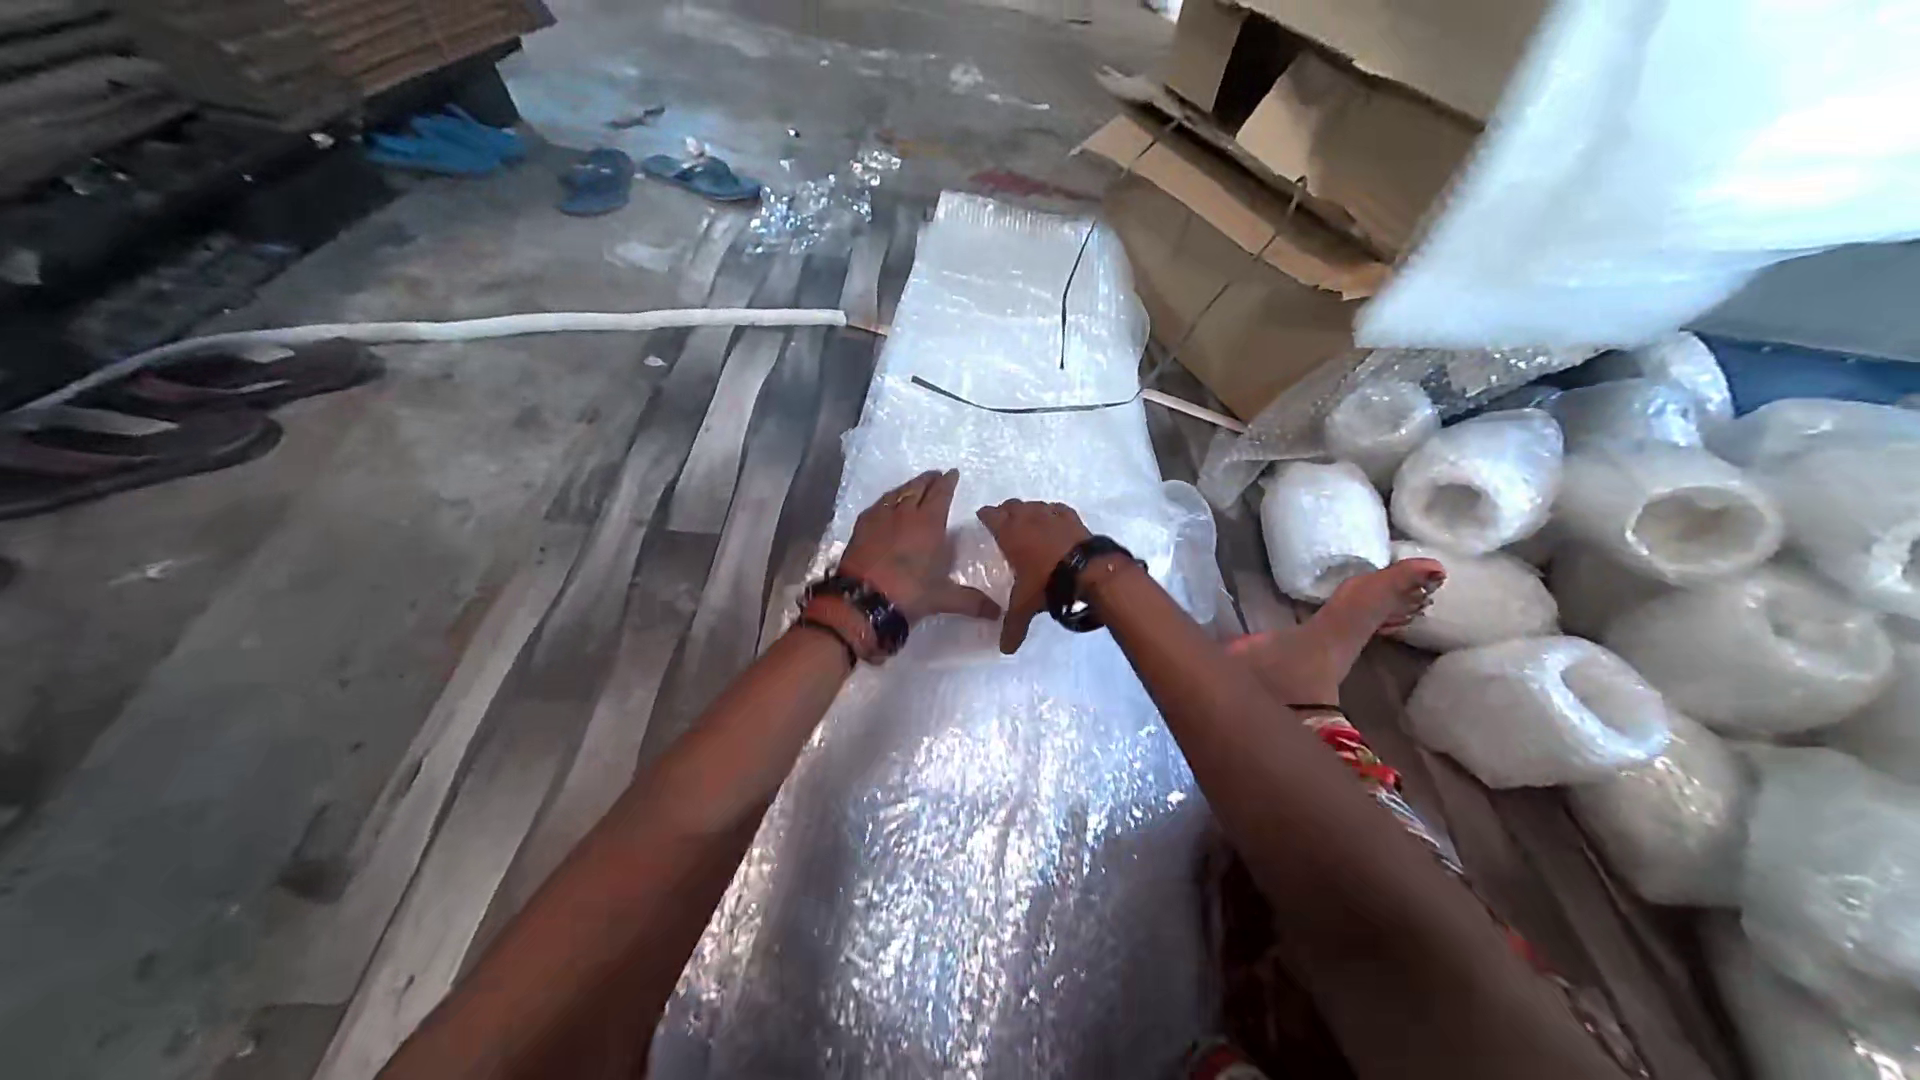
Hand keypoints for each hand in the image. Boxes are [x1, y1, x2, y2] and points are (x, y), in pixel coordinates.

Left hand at [837, 469, 1000, 624]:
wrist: (863, 600)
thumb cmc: (909, 594)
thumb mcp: (944, 598)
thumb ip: (971, 601)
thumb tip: (997, 612)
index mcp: (930, 524)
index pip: (941, 494)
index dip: (948, 482)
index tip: (953, 474)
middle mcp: (906, 514)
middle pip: (919, 488)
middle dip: (929, 480)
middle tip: (936, 475)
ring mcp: (881, 517)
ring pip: (898, 493)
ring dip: (909, 486)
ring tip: (914, 485)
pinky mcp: (862, 526)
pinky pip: (878, 504)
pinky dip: (888, 499)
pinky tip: (887, 503)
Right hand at [974, 499, 1093, 654]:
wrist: (1088, 571)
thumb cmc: (1047, 582)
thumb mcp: (1025, 605)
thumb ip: (1013, 625)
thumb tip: (1005, 649)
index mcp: (1009, 533)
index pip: (990, 515)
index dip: (985, 515)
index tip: (983, 518)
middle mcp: (1028, 518)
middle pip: (1011, 505)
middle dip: (1006, 511)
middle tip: (1004, 522)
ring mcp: (1051, 514)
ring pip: (1034, 504)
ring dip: (1028, 510)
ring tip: (1028, 522)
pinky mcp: (1072, 518)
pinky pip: (1057, 508)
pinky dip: (1052, 512)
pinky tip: (1054, 520)